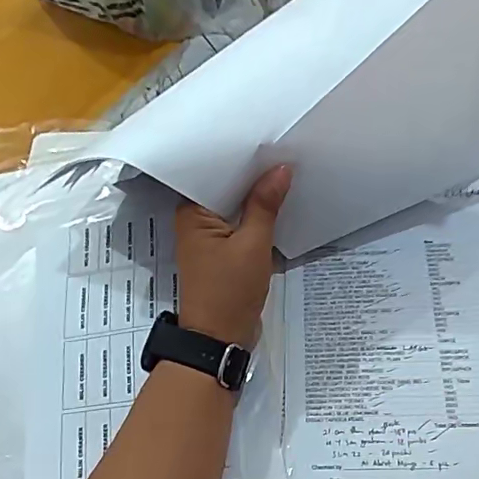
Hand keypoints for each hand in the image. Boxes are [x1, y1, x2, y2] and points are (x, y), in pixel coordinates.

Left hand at [174, 166, 290, 345]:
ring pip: (234, 207)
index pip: (214, 170)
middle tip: (283, 149)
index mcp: (191, 212)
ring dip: (256, 197)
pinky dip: (256, 218)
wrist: (220, 340)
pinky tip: (278, 205)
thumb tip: (280, 170)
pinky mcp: (222, 253)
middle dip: (252, 174)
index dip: (241, 155)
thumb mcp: (253, 245)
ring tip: (286, 172)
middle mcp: (195, 221)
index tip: (267, 137)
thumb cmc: (229, 294)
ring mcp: (209, 238)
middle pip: (225, 187)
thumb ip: (265, 205)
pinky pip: (240, 226)